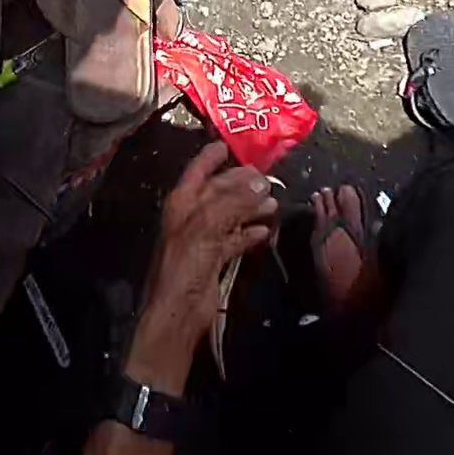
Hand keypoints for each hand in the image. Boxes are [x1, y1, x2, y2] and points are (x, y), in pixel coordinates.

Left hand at [127, 143, 277, 391]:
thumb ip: (233, 201)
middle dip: (241, 182)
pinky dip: (250, 232)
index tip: (233, 143)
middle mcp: (192, 215)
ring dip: (250, 207)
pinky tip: (266, 229)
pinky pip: (235, 238)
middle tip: (267, 176)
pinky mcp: (214, 258)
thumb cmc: (186, 263)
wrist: (179, 311)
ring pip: (230, 213)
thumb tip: (261, 181)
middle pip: (219, 190)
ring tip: (274, 202)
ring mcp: (203, 237)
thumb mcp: (208, 227)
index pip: (199, 169)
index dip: (213, 155)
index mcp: (183, 201)